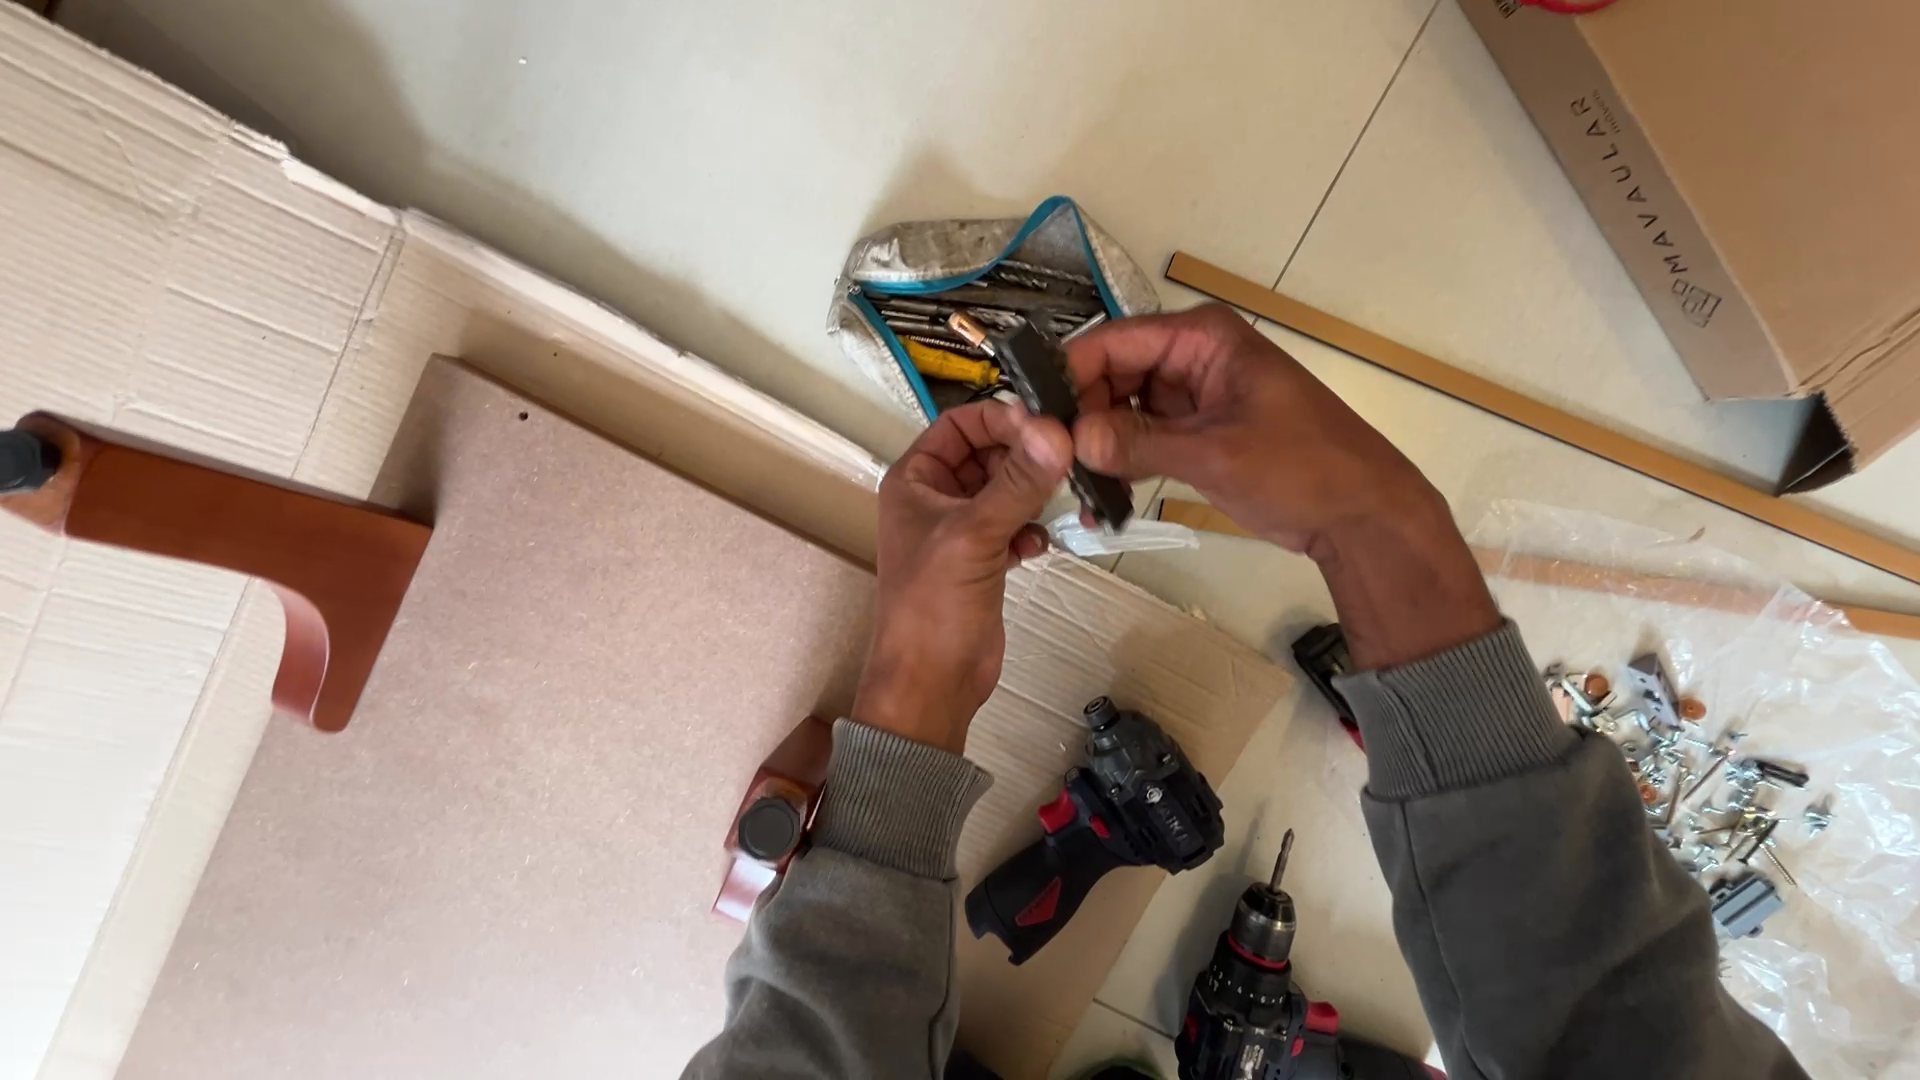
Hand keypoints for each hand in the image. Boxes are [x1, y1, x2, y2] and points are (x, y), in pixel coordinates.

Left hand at [853, 400, 1072, 752]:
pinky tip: (1037, 546)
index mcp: (915, 480)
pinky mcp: (983, 559)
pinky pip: (1014, 525)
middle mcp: (935, 498)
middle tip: (1064, 464)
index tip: (1047, 425)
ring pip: (1006, 491)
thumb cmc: (934, 604)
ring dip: (1031, 496)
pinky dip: (1029, 530)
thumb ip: (1017, 482)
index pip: (960, 424)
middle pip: (988, 455)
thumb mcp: (975, 535)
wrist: (933, 681)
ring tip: (1055, 507)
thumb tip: (1057, 431)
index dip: (1001, 419)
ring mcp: (960, 530)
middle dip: (1024, 459)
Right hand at [1066, 305, 1499, 668]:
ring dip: (1097, 447)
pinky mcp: (1191, 434)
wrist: (1357, 515)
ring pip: (1120, 411)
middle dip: (1082, 417)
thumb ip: (1140, 443)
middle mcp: (1190, 359)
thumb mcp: (1216, 453)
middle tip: (1053, 461)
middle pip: (1111, 376)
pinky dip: (1120, 465)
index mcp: (1202, 339)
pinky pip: (1140, 440)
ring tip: (1075, 487)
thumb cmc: (1301, 467)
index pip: (1116, 341)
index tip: (1034, 415)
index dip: (1071, 374)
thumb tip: (1072, 439)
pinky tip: (1102, 501)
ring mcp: (1190, 398)